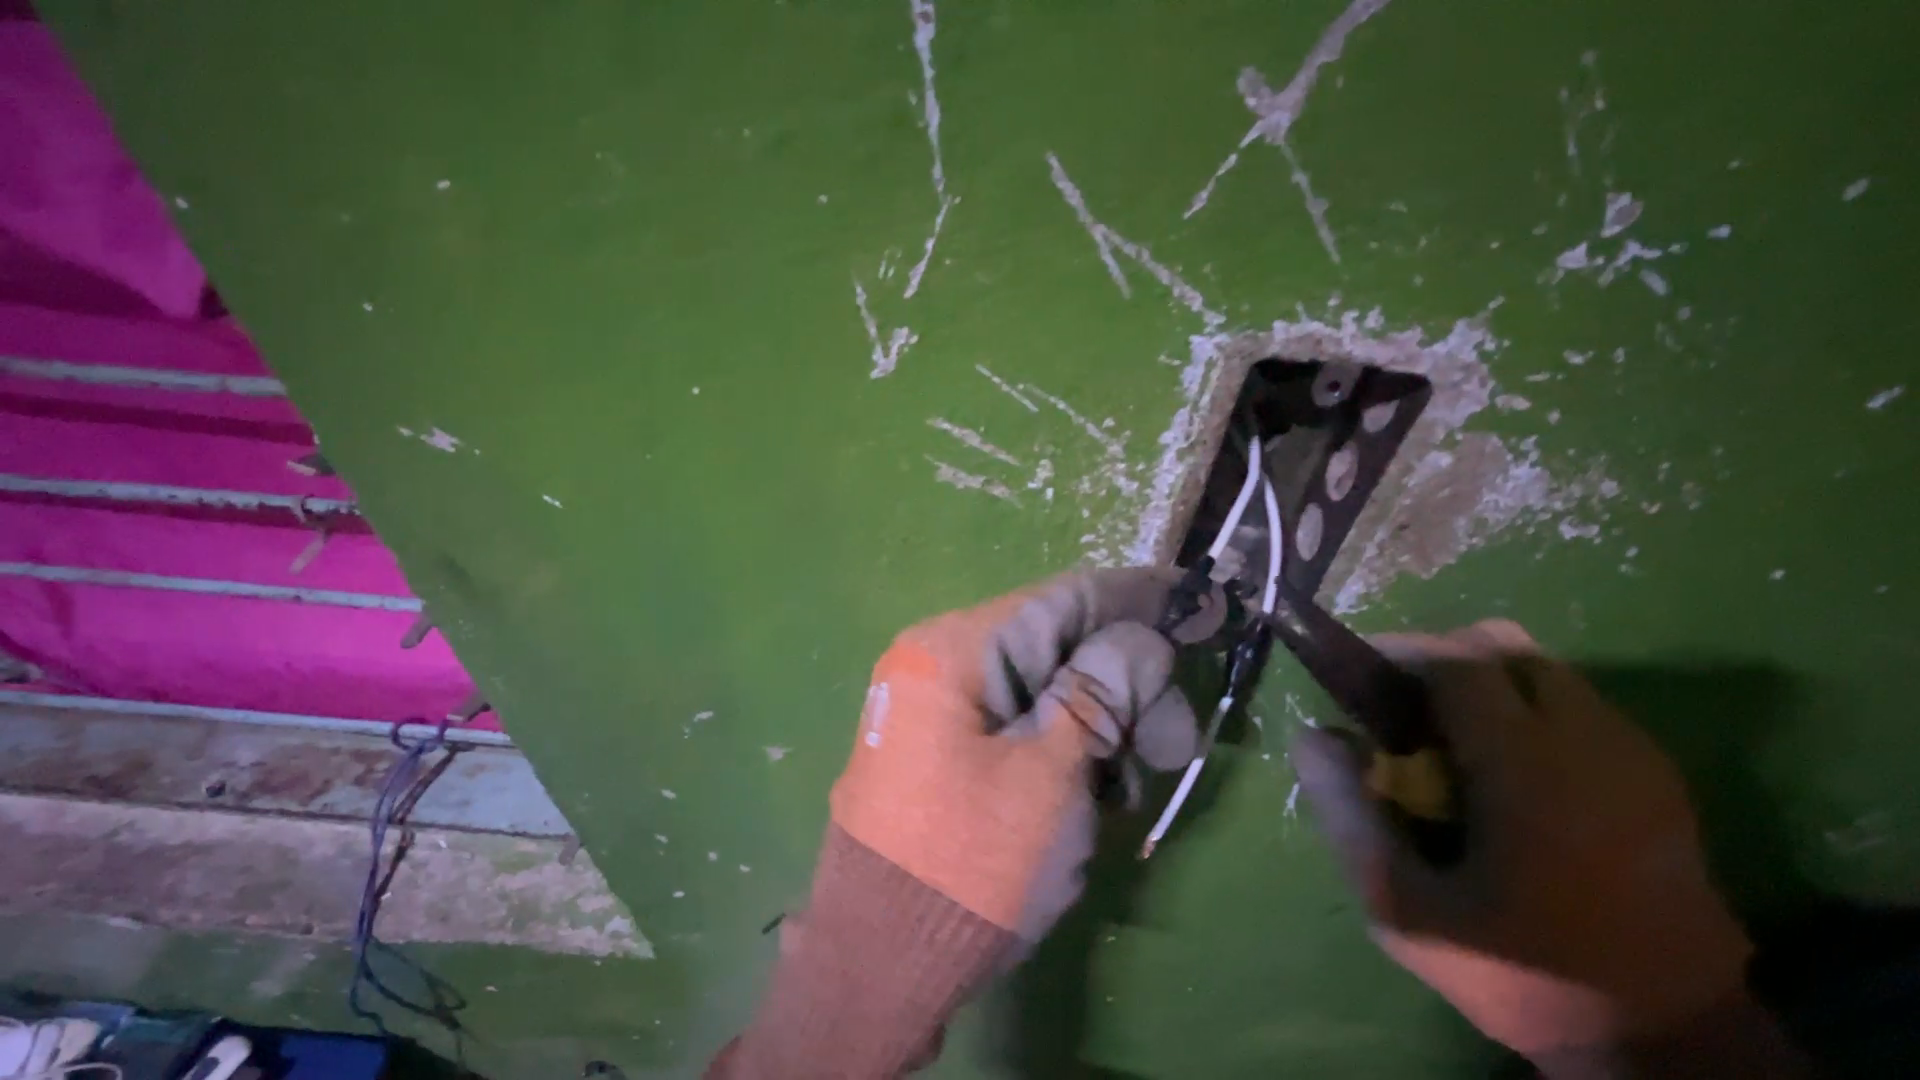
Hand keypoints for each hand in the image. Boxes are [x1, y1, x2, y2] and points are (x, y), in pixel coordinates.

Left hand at [833, 566, 1205, 941]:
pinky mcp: (940, 752)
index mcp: (952, 649)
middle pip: (1055, 649)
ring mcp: (933, 710)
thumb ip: (1101, 693)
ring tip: (1131, 791)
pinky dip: (1063, 753)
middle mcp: (935, 664)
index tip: (1201, 604)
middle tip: (1174, 746)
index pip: (1062, 600)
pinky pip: (1015, 730)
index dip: (1138, 601)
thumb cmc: (970, 865)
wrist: (878, 964)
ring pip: (1041, 694)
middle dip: (1125, 690)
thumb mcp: (1049, 774)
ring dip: (1100, 731)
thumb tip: (1143, 634)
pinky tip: (1094, 799)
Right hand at [1291, 620, 1753, 1061]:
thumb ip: (1350, 815)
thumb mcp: (1406, 909)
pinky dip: (1531, 711)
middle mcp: (1587, 739)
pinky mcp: (1660, 779)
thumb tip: (1314, 737)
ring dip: (1489, 683)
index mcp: (1525, 764)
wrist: (1671, 1039)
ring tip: (1453, 740)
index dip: (1401, 651)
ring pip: (1547, 671)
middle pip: (1506, 646)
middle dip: (1444, 657)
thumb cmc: (1523, 971)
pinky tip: (1510, 772)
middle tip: (1405, 707)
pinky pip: (1581, 707)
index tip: (1361, 673)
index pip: (1456, 661)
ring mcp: (1633, 754)